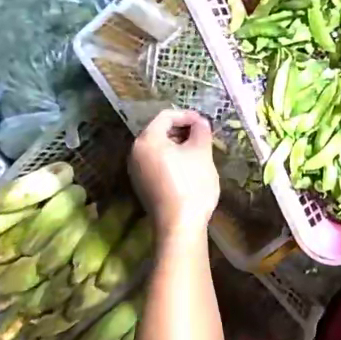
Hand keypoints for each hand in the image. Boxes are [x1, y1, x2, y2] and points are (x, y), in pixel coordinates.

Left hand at [129, 110, 219, 239]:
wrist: (179, 224)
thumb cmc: (191, 184)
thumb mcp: (201, 153)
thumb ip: (201, 131)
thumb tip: (200, 122)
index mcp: (147, 140)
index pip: (165, 116)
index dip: (187, 115)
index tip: (204, 122)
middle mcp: (135, 152)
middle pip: (159, 132)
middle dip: (182, 131)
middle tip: (203, 136)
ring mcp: (136, 171)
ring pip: (158, 149)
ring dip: (177, 146)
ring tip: (198, 152)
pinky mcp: (142, 186)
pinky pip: (156, 164)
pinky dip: (171, 160)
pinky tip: (188, 169)